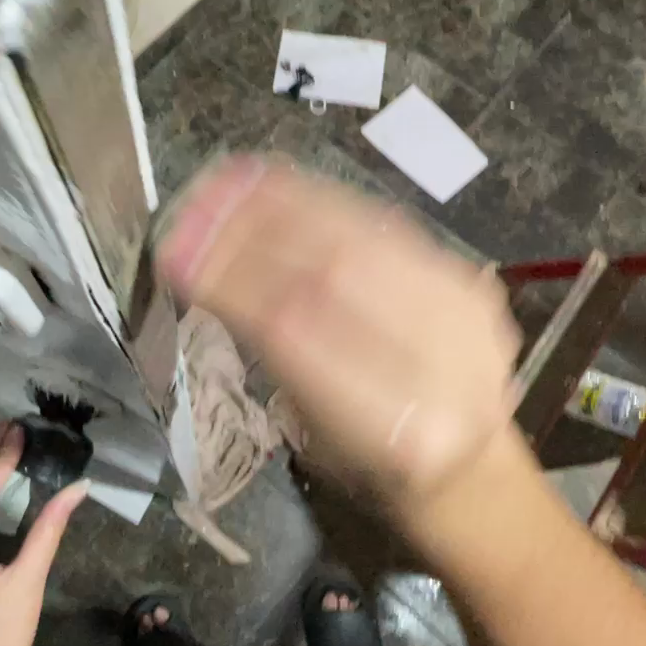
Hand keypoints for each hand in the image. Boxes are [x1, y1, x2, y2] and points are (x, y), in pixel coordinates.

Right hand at [155, 156, 529, 514]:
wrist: (468, 460)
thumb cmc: (372, 461)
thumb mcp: (312, 429)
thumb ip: (273, 349)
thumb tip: (209, 269)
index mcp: (395, 428)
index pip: (297, 334)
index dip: (230, 284)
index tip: (177, 256)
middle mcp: (441, 365)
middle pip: (332, 273)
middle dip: (249, 235)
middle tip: (192, 212)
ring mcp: (463, 314)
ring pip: (359, 238)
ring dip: (282, 205)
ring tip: (225, 184)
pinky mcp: (466, 278)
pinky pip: (384, 224)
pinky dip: (322, 200)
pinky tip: (278, 184)